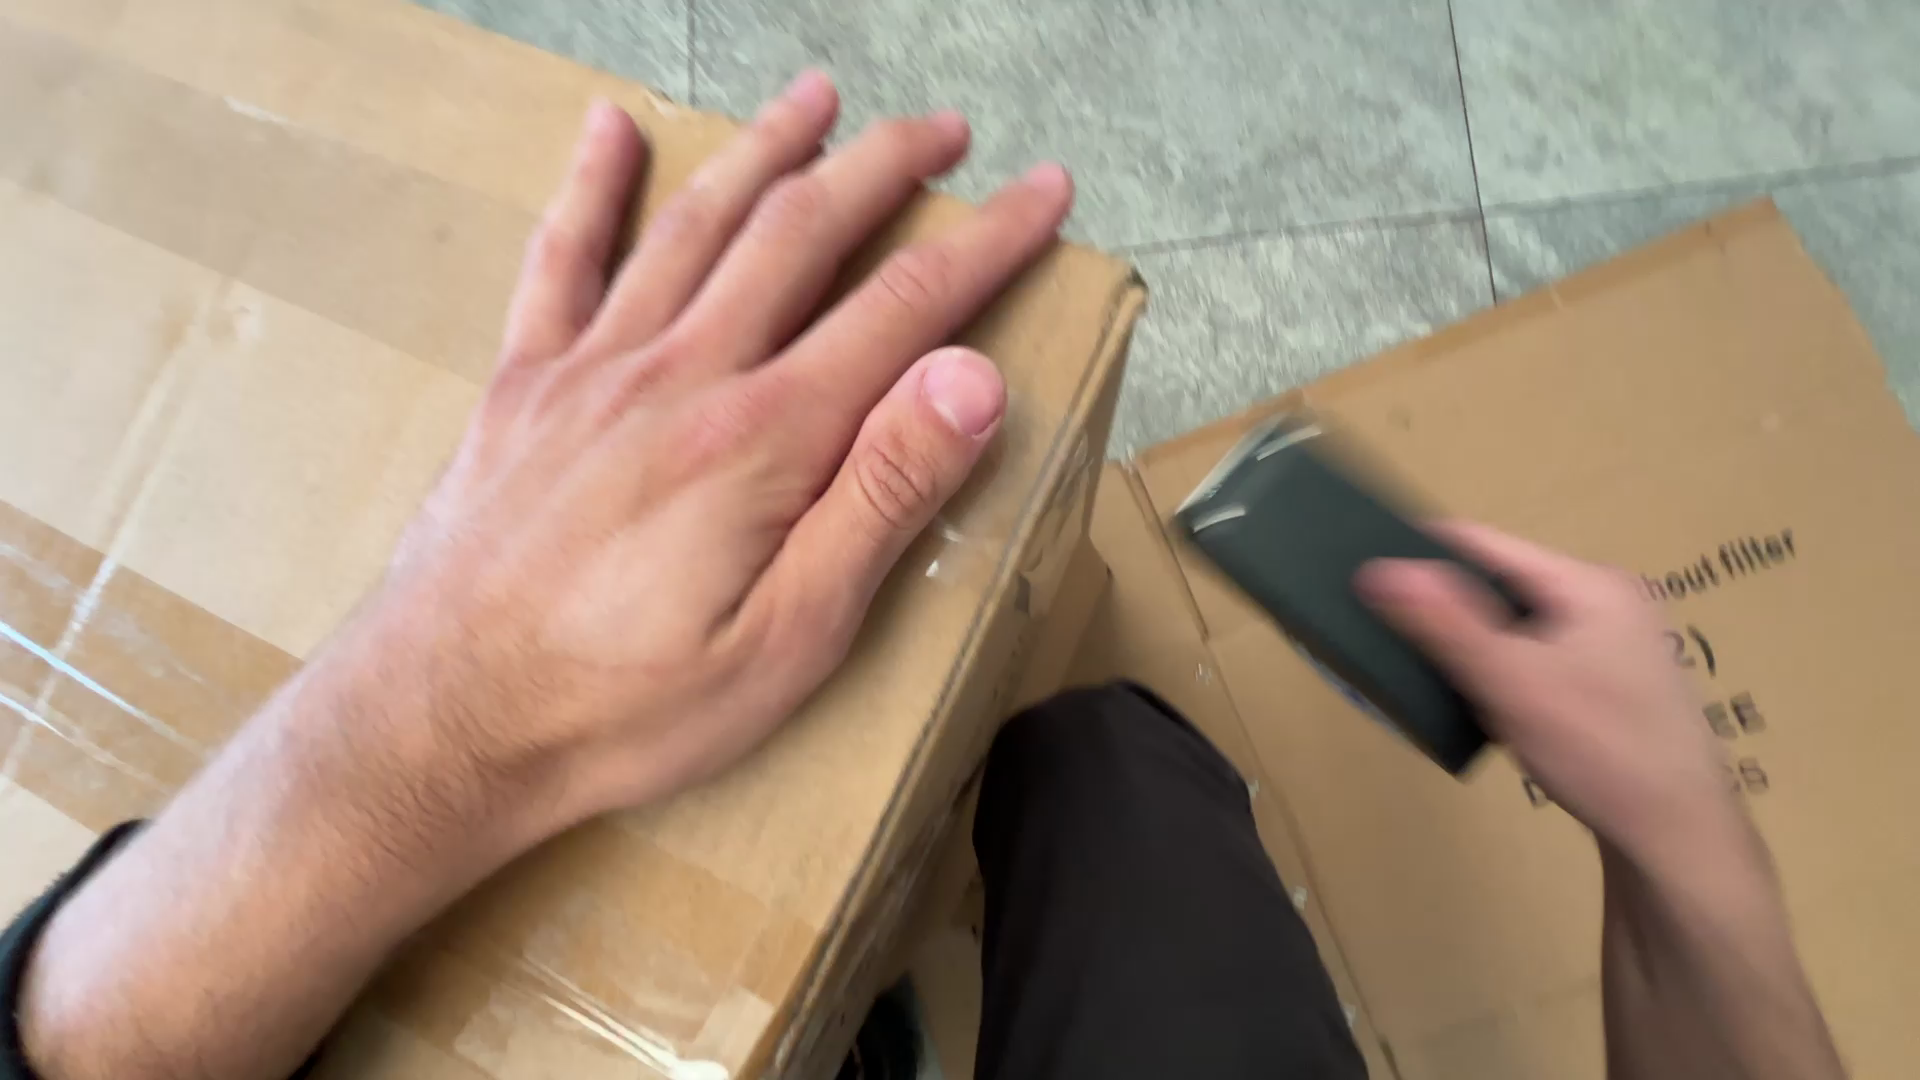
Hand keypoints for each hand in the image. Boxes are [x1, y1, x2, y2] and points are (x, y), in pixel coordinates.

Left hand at [18, 77, 1077, 1079]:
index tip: (1045, 192)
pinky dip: (594, 187)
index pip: (905, 305)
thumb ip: (883, 495)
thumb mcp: (796, 632)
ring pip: (699, 224)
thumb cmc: (636, 702)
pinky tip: (614, 129)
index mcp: (765, 435)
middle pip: (803, 233)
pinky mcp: (526, 387)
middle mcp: (685, 371)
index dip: (987, 242)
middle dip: (887, 171)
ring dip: (770, 149)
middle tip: (947, 130)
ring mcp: (595, 368)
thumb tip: (973, 378)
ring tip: (820, 99)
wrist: (441, 728)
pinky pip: (563, 260)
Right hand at [1357, 524, 1740, 864]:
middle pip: (1490, 578)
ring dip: (1455, 632)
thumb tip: (1377, 570)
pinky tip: (1460, 685)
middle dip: (1433, 598)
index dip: (1416, 550)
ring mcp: (1602, 636)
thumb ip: (1443, 623)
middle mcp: (1599, 597)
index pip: (1479, 542)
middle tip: (1377, 620)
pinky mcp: (1596, 672)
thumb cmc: (1598, 751)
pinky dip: (1483, 657)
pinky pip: (1520, 645)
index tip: (1361, 569)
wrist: (1677, 839)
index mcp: (1586, 583)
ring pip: (1502, 616)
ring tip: (1409, 653)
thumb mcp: (1511, 681)